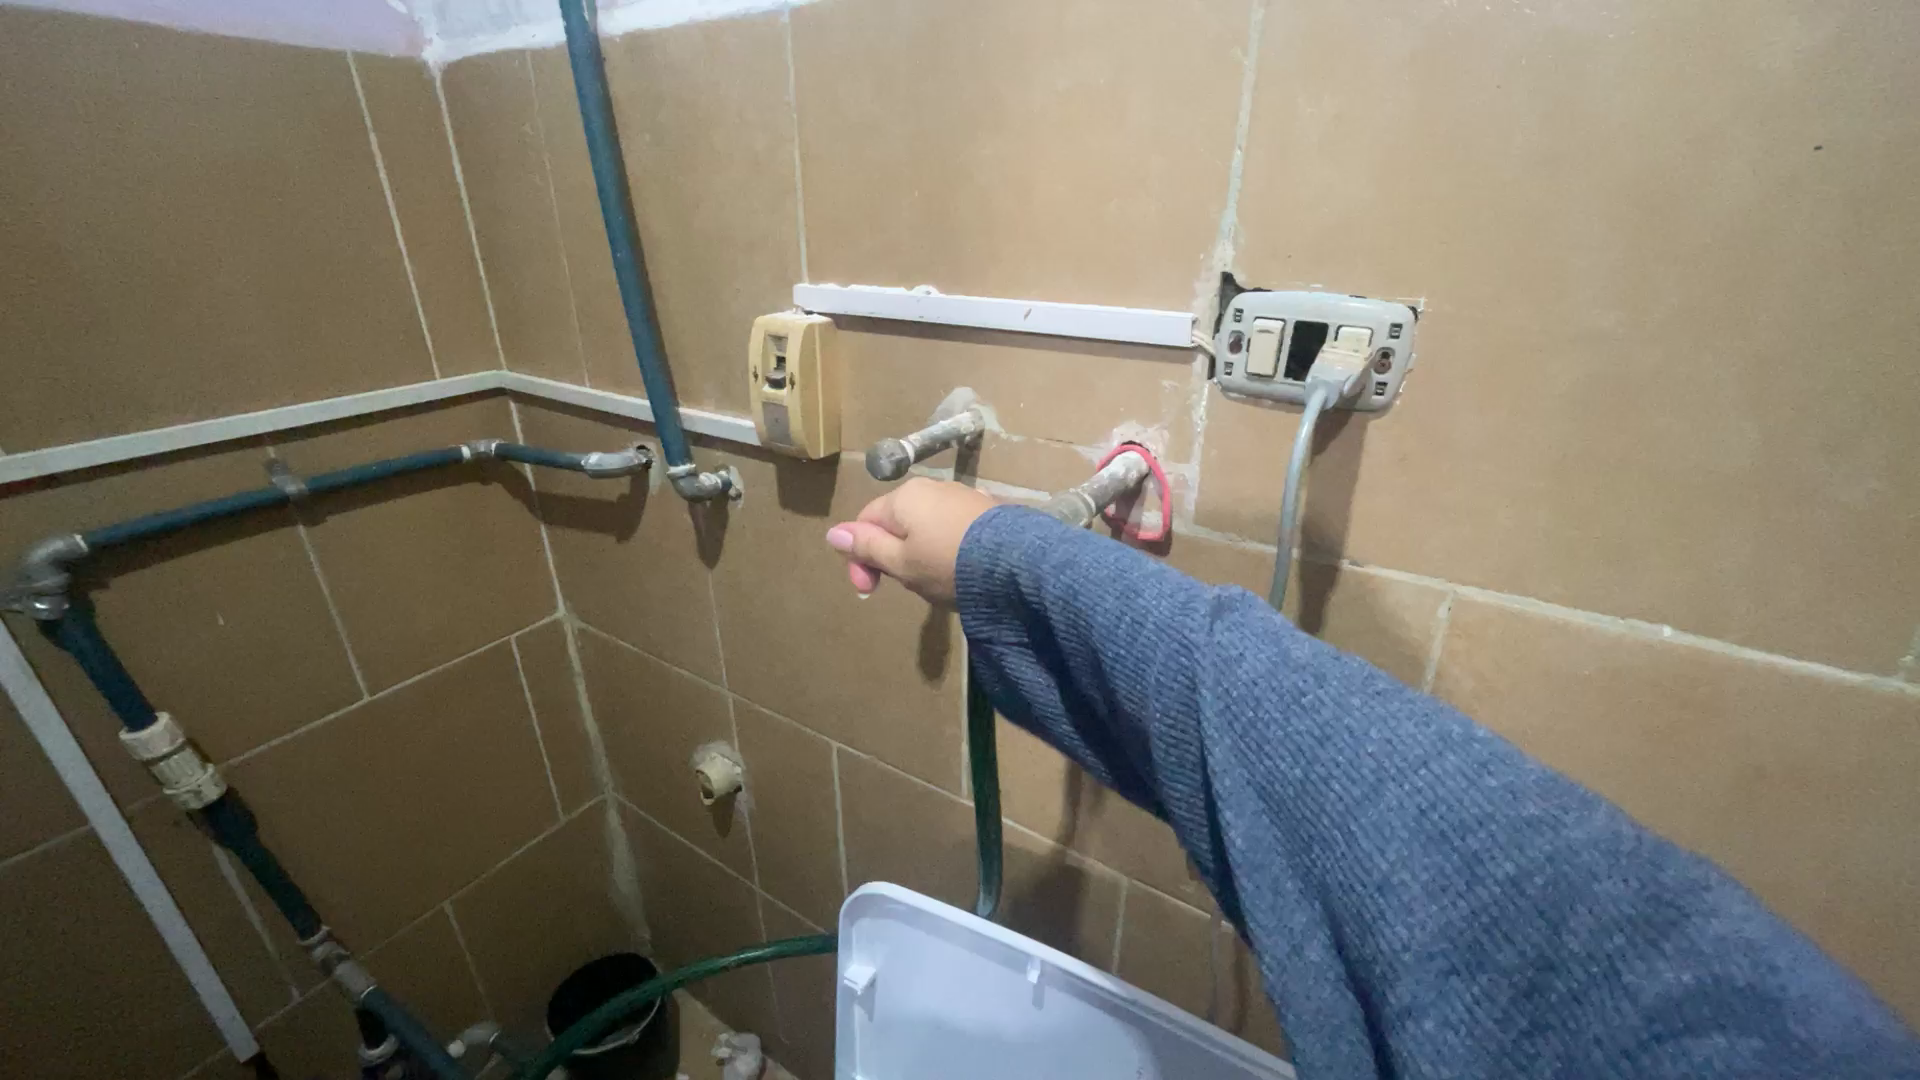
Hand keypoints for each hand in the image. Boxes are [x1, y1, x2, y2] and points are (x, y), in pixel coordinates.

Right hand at [824, 478, 997, 602]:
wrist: (1016, 563)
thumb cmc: (948, 564)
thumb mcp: (901, 563)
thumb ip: (867, 548)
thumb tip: (833, 533)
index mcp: (904, 497)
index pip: (866, 522)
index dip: (861, 558)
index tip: (870, 590)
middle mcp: (932, 487)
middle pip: (897, 524)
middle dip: (896, 557)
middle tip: (912, 586)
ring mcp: (962, 496)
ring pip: (926, 528)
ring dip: (923, 555)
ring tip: (940, 582)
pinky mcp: (987, 510)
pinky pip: (953, 529)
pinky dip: (948, 549)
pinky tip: (962, 569)